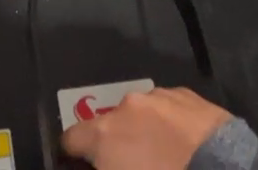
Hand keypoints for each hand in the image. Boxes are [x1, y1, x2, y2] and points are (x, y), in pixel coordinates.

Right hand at [61, 88, 232, 169]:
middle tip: (135, 168)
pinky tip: (187, 148)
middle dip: (117, 146)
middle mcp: (126, 106)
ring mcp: (158, 96)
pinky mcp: (188, 95)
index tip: (84, 166)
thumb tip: (108, 164)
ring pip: (141, 115)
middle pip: (109, 126)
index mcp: (104, 134)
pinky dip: (170, 126)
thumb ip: (107, 167)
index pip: (70, 139)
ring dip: (145, 133)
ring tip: (166, 159)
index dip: (74, 156)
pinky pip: (169, 111)